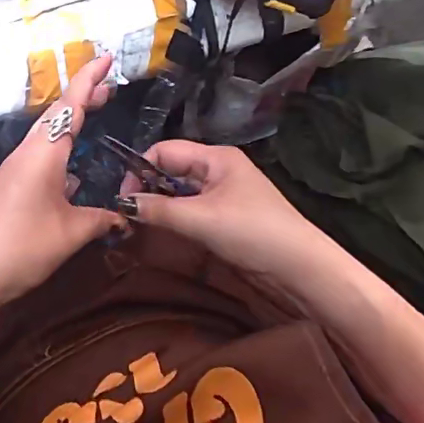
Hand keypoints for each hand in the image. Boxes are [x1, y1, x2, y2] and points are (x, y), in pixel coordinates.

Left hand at [0, 54, 126, 318]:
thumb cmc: (21, 246)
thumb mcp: (70, 233)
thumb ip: (100, 220)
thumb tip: (123, 218)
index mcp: (41, 154)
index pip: (69, 106)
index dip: (89, 80)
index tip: (106, 57)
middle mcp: (25, 155)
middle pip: (56, 116)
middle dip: (83, 98)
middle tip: (110, 86)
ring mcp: (14, 171)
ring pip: (47, 137)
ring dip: (71, 125)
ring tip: (96, 116)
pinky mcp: (9, 189)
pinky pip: (40, 159)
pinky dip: (61, 152)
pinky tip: (75, 170)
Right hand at [118, 140, 345, 285]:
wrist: (301, 271)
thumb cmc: (252, 233)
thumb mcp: (200, 219)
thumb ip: (158, 209)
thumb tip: (121, 203)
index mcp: (216, 157)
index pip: (164, 151)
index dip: (139, 169)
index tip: (124, 198)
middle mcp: (217, 170)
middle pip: (170, 170)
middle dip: (147, 188)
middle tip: (127, 213)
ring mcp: (222, 195)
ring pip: (178, 192)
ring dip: (159, 206)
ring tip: (139, 224)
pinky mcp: (224, 218)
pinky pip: (189, 211)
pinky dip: (173, 219)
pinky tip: (161, 232)